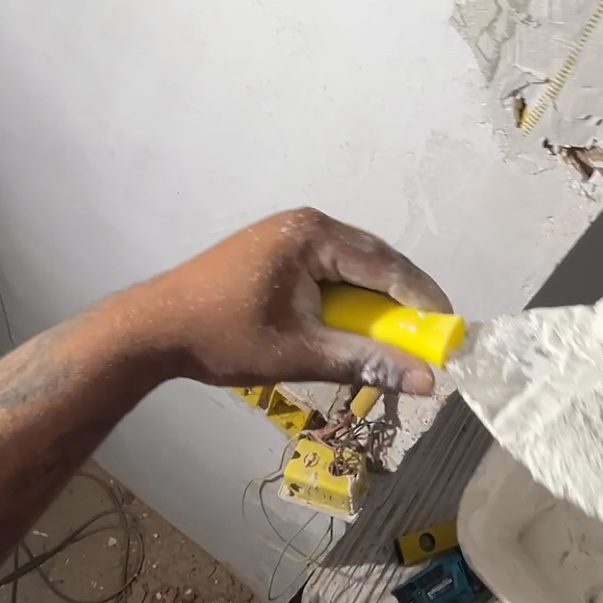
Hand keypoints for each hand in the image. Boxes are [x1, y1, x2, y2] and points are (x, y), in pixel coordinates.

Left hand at [133, 208, 451, 393]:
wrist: (153, 328)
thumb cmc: (225, 337)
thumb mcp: (301, 352)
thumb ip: (366, 361)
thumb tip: (426, 380)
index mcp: (315, 234)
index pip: (385, 263)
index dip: (421, 297)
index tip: (448, 329)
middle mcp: (309, 223)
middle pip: (373, 259)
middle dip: (402, 298)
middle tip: (427, 335)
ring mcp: (292, 233)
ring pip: (353, 264)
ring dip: (376, 298)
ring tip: (397, 333)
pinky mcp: (281, 249)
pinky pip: (331, 268)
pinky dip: (349, 296)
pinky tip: (355, 321)